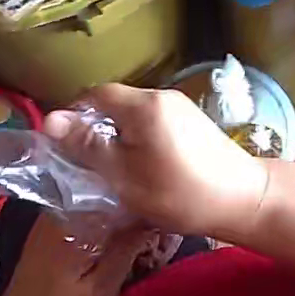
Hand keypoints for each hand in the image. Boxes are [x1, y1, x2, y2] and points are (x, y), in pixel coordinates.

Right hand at [41, 84, 270, 240]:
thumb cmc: (180, 192)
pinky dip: (142, 140)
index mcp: (144, 104)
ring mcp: (183, 108)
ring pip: (136, 116)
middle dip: (98, 130)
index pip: (94, 95)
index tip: (68, 149)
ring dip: (121, 137)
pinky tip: (145, 168)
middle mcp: (163, 96)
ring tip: (117, 171)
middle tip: (91, 165)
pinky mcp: (195, 123)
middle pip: (116, 104)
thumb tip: (49, 119)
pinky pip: (155, 124)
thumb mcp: (124, 176)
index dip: (74, 117)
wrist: (244, 200)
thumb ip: (88, 146)